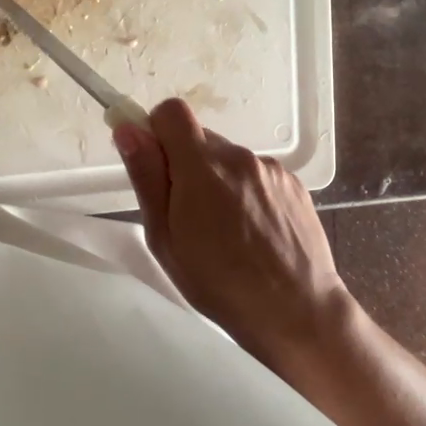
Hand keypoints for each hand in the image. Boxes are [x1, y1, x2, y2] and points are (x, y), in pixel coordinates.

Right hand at [114, 99, 345, 371]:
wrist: (298, 313)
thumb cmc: (220, 284)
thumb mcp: (165, 238)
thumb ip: (146, 177)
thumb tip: (128, 129)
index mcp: (201, 166)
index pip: (171, 111)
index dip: (157, 131)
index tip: (156, 165)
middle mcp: (238, 156)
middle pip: (200, 138)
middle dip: (187, 165)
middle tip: (188, 214)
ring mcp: (270, 169)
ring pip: (229, 159)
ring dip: (219, 181)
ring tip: (226, 231)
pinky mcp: (294, 184)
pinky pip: (256, 175)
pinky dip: (247, 193)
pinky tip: (253, 233)